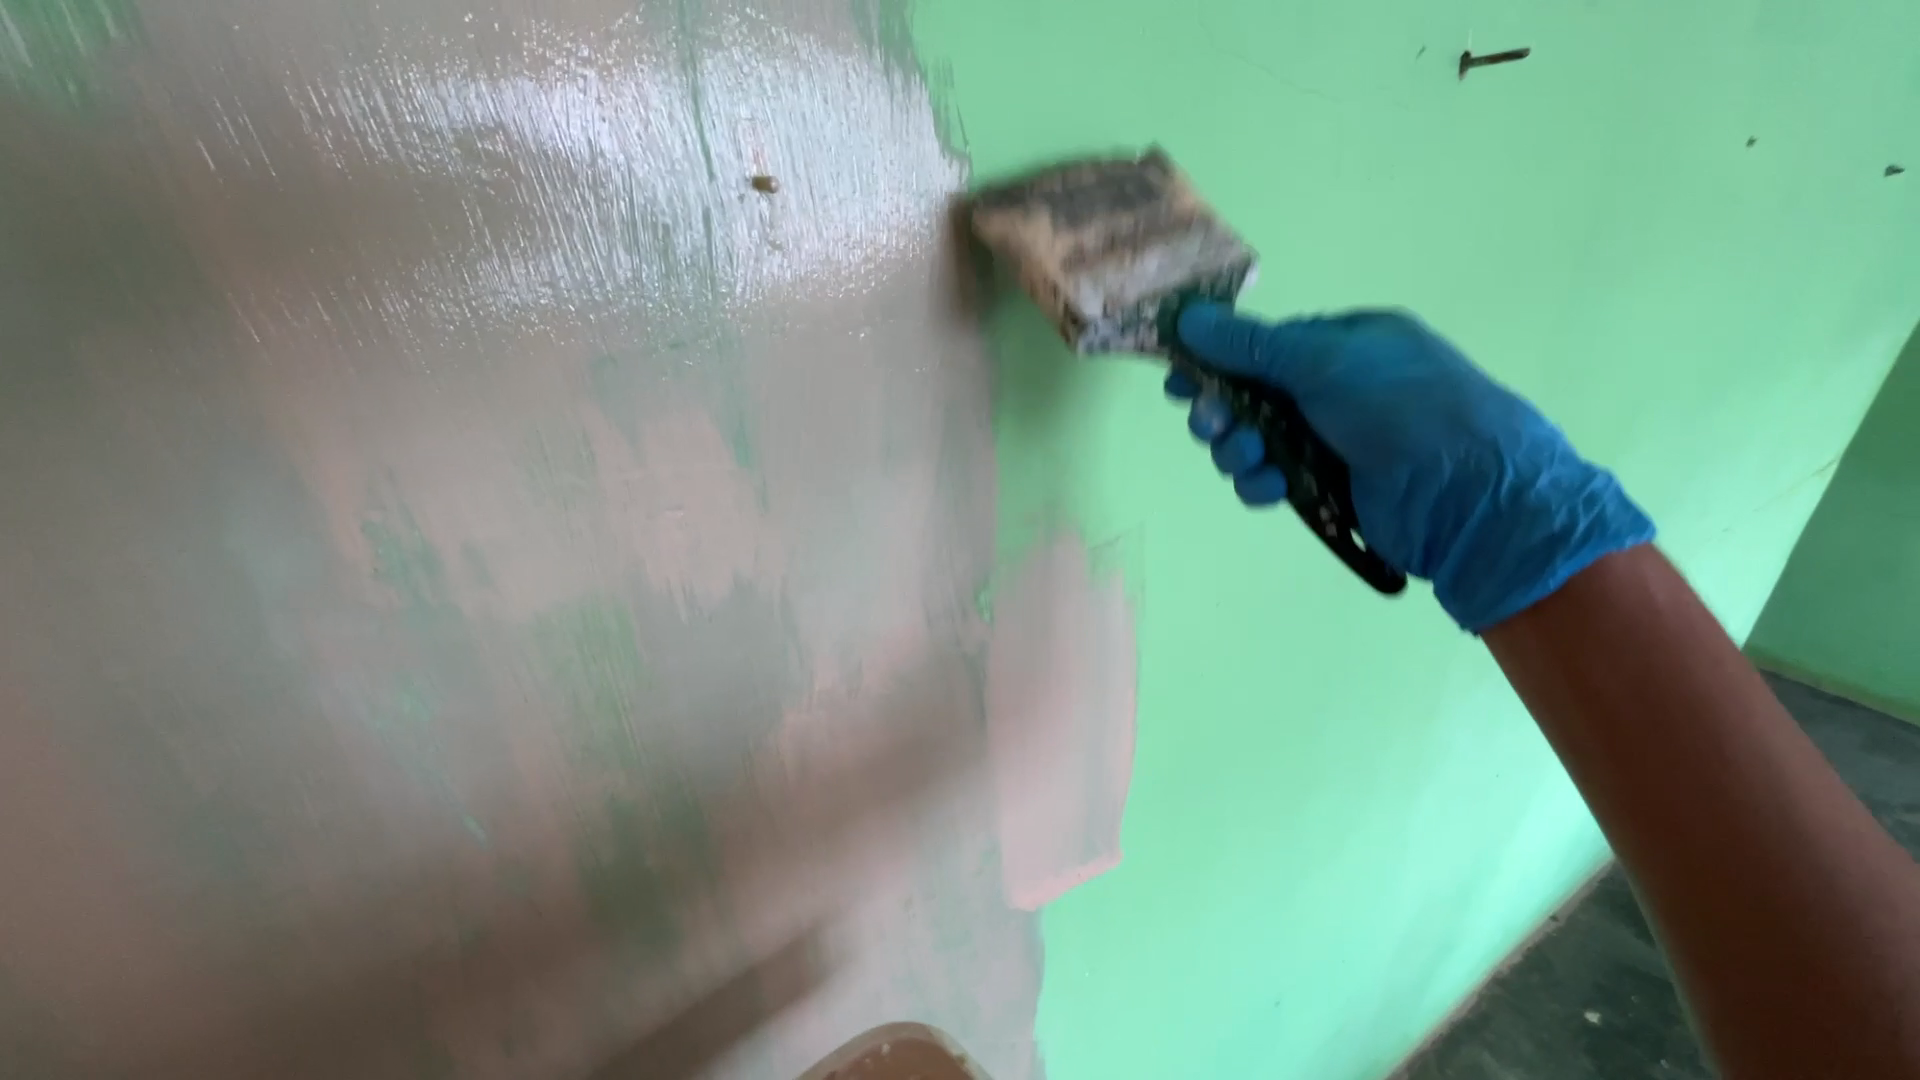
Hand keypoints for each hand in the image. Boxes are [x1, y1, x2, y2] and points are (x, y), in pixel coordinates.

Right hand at [1170, 303, 1653, 630]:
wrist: (1468, 494)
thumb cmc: (1400, 407)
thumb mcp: (1325, 360)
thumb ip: (1250, 344)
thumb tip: (1185, 316)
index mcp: (1342, 344)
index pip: (1260, 346)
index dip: (1214, 361)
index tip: (1175, 378)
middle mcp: (1333, 388)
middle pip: (1249, 397)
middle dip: (1222, 411)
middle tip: (1210, 425)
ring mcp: (1329, 440)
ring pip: (1254, 442)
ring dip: (1239, 451)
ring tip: (1250, 460)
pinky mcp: (1325, 487)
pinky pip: (1272, 479)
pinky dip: (1262, 484)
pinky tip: (1271, 489)